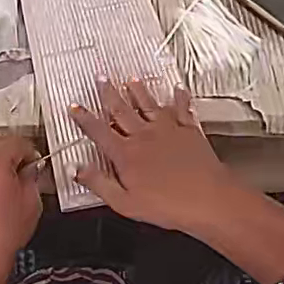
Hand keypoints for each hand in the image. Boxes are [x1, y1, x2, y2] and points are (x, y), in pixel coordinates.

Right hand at [69, 79, 244, 233]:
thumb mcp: (124, 202)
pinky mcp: (189, 132)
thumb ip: (99, 184)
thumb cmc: (167, 205)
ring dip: (138, 91)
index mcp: (126, 154)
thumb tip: (78, 170)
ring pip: (148, 104)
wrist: (208, 200)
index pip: (98, 131)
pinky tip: (177, 90)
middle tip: (101, 78)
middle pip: (121, 109)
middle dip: (108, 93)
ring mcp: (168, 131)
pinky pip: (182, 109)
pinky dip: (179, 98)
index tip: (75, 108)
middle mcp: (145, 136)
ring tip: (131, 80)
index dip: (84, 118)